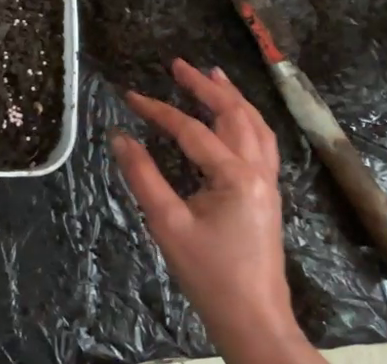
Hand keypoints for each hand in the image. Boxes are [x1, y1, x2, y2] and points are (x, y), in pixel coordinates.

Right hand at [113, 59, 313, 362]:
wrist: (254, 322)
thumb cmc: (209, 275)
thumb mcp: (167, 224)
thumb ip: (143, 176)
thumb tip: (119, 136)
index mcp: (235, 176)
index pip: (191, 130)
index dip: (158, 110)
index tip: (129, 96)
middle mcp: (257, 172)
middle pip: (234, 115)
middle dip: (206, 86)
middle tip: (178, 65)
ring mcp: (267, 185)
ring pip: (255, 127)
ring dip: (232, 98)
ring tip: (212, 75)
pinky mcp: (266, 197)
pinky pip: (261, 144)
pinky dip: (246, 120)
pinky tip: (233, 118)